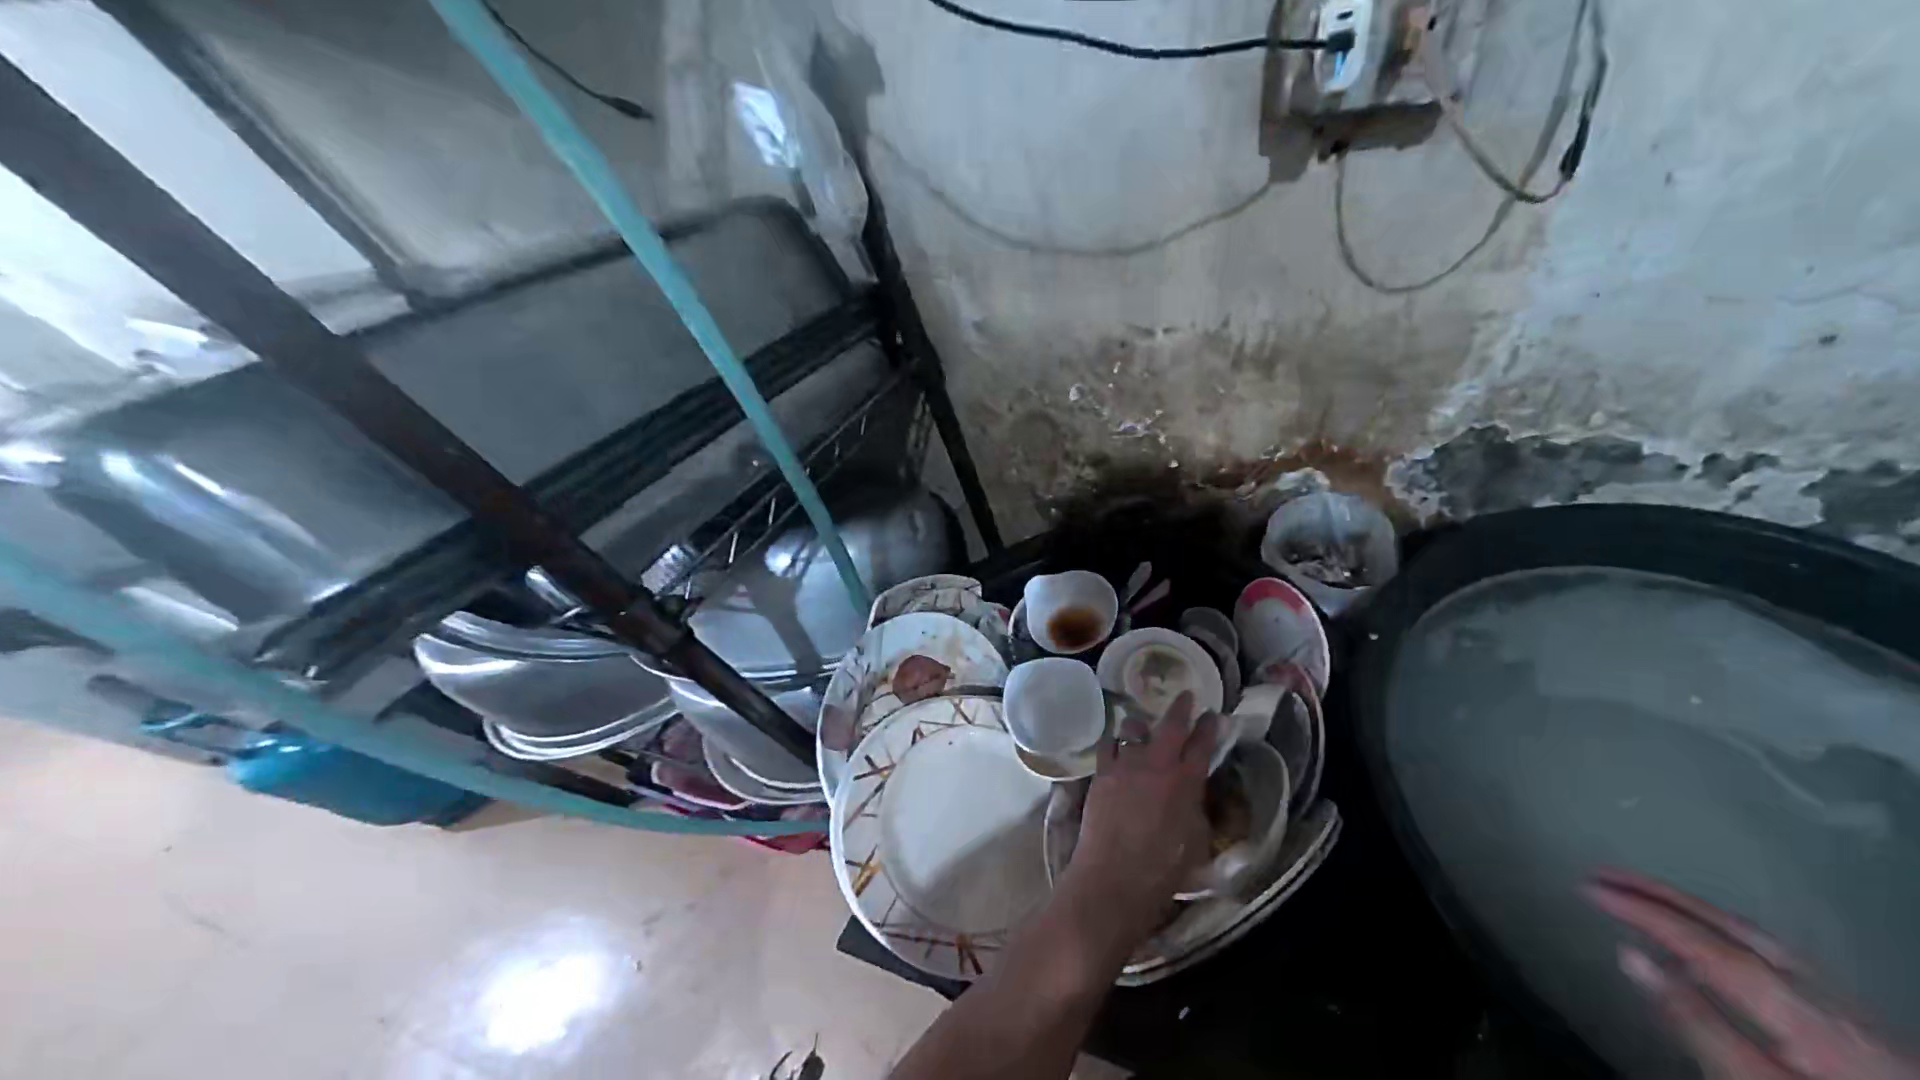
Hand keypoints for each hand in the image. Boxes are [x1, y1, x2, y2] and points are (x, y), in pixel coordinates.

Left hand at [1060, 690, 1217, 949]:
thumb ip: (1194, 808)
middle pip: (1171, 726)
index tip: (1213, 714)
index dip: (1209, 727)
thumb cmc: (1163, 870)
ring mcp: (1126, 766)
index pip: (1202, 745)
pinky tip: (1115, 743)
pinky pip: (1109, 746)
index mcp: (1186, 783)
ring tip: (1142, 723)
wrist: (1114, 877)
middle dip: (1181, 708)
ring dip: (1142, 724)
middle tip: (1185, 695)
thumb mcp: (1195, 839)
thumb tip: (1191, 794)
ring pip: (1134, 730)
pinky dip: (1115, 741)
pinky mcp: (1101, 774)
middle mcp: (1157, 766)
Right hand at [1588, 869, 1919, 1079]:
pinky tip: (1697, 939)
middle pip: (1728, 926)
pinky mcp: (1840, 1015)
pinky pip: (1765, 951)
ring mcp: (1833, 1001)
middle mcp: (1813, 989)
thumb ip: (1695, 1021)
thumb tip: (1627, 955)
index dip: (1639, 909)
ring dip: (1685, 906)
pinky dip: (1716, 929)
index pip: (1701, 941)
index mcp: (1792, 1005)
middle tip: (1601, 873)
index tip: (1586, 886)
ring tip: (1637, 892)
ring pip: (1750, 934)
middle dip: (1659, 894)